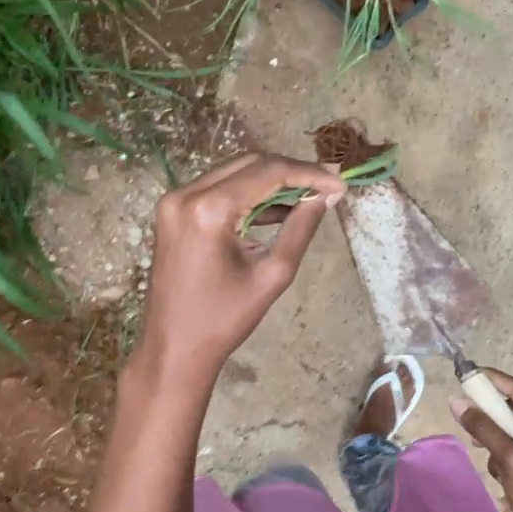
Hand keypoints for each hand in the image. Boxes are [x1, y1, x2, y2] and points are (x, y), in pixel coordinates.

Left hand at [132, 153, 343, 392]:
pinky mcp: (173, 211)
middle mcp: (186, 194)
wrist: (173, 347)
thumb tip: (326, 195)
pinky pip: (218, 189)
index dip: (308, 173)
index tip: (339, 181)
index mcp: (209, 209)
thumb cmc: (224, 319)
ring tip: (309, 195)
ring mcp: (174, 201)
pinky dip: (248, 194)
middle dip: (291, 171)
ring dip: (271, 181)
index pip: (268, 172)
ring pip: (234, 172)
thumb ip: (302, 227)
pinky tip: (278, 209)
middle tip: (327, 184)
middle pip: (250, 164)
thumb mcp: (273, 274)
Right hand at [452, 370, 512, 511]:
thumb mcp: (509, 459)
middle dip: (493, 418)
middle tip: (467, 418)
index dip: (491, 381)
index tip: (465, 373)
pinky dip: (507, 453)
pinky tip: (501, 473)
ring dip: (499, 440)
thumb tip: (456, 401)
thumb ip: (483, 427)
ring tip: (486, 454)